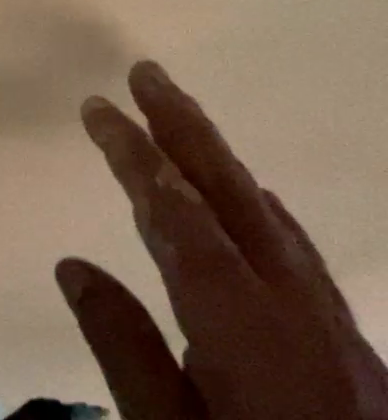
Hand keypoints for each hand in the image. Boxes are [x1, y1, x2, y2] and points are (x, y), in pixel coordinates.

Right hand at [62, 60, 387, 419]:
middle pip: (239, 204)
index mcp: (247, 329)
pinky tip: (247, 203)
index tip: (100, 108)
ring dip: (223, 164)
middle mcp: (300, 315)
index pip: (182, 222)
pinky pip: (298, 255)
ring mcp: (336, 331)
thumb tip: (74, 266)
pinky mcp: (351, 350)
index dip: (138, 159)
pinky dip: (260, 210)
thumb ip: (124, 347)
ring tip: (181, 120)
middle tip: (148, 75)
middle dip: (190, 133)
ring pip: (274, 225)